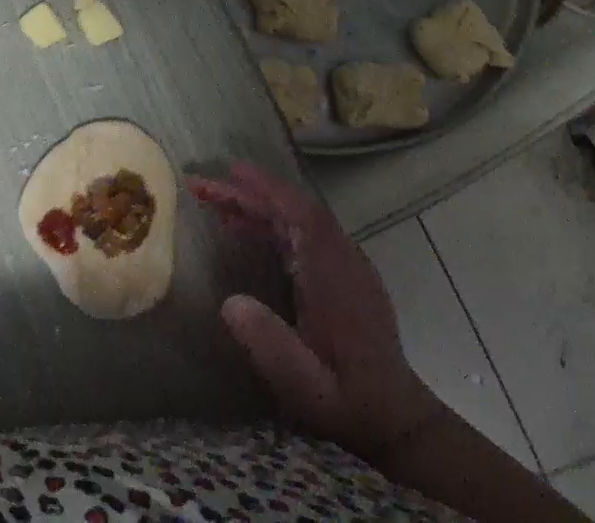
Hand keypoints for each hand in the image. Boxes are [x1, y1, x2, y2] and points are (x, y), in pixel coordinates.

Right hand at [189, 162, 447, 461]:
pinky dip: (271, 225)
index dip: (267, 191)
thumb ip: (268, 342)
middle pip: (298, 213)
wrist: (393, 422)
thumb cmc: (342, 399)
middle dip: (249, 194)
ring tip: (214, 204)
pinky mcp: (343, 282)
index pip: (304, 217)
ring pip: (300, 223)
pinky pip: (305, 238)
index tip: (230, 172)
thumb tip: (230, 302)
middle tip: (201, 187)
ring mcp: (348, 272)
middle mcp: (346, 266)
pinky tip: (244, 231)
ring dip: (258, 208)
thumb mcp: (301, 380)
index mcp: (335, 279)